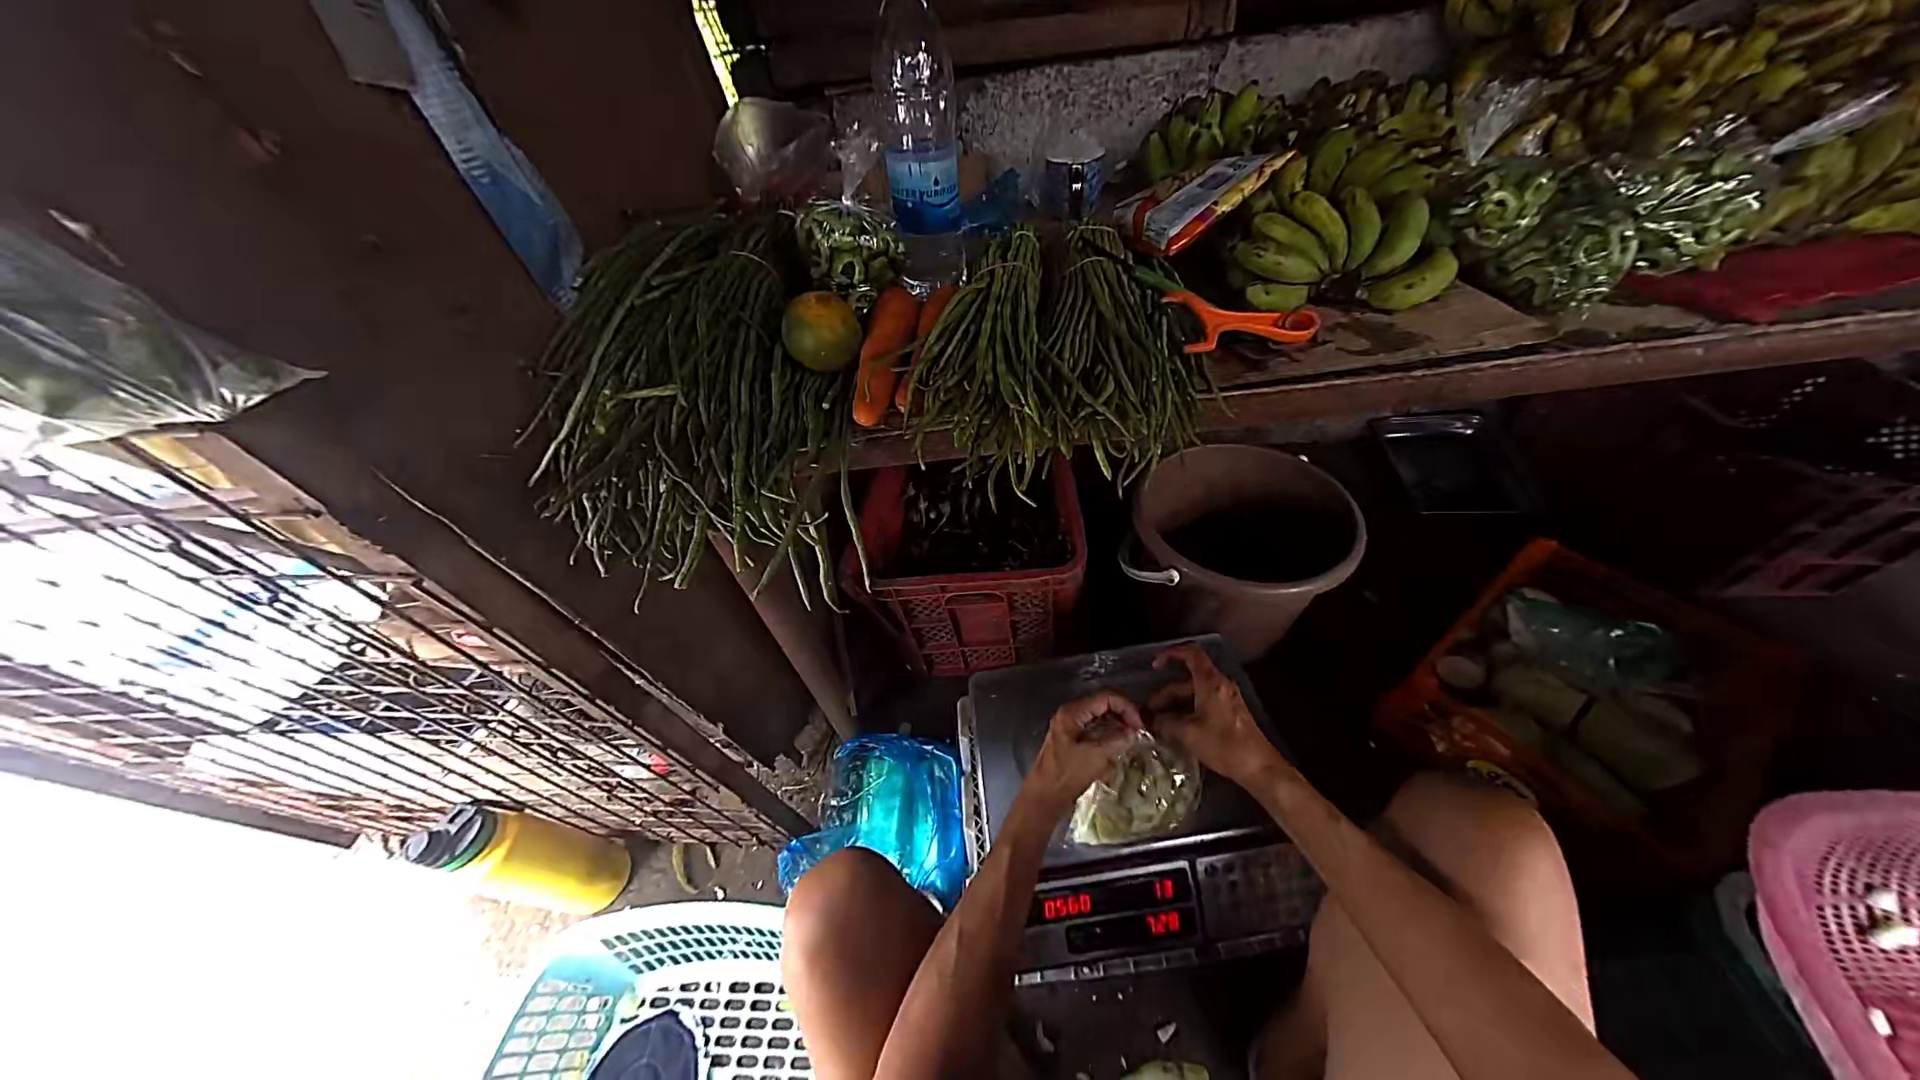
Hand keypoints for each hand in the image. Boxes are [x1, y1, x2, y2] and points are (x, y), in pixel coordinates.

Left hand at [1022, 690, 1143, 816]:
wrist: (1044, 797)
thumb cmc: (1067, 775)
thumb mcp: (1096, 757)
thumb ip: (1117, 740)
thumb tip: (1134, 731)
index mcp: (1073, 712)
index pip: (1105, 697)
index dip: (1126, 707)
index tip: (1140, 725)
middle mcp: (1070, 714)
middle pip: (1102, 704)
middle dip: (1122, 715)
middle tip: (1139, 731)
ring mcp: (1069, 727)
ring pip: (1099, 718)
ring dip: (1116, 725)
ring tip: (1132, 738)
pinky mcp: (1071, 740)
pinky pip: (1094, 730)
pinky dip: (1107, 734)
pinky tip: (1118, 746)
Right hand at [1150, 644, 1284, 785]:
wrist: (1259, 767)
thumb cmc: (1224, 745)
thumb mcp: (1188, 734)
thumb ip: (1164, 723)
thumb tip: (1148, 720)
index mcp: (1211, 682)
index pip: (1191, 654)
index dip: (1170, 654)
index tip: (1154, 665)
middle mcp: (1220, 685)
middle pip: (1187, 680)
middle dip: (1165, 693)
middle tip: (1149, 711)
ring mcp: (1226, 699)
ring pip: (1194, 693)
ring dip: (1175, 704)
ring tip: (1158, 722)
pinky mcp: (1230, 713)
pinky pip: (1203, 703)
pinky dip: (1187, 711)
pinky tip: (1176, 728)